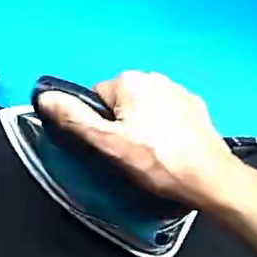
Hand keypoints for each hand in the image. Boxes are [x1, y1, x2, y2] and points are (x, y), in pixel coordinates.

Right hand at [36, 71, 246, 207]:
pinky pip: (166, 114)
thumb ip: (74, 118)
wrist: (211, 179)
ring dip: (143, 127)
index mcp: (130, 80)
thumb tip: (45, 97)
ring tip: (153, 155)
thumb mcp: (108, 144)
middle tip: (131, 153)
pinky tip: (171, 150)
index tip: (112, 146)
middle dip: (120, 125)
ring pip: (143, 109)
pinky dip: (164, 129)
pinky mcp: (195, 107)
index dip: (99, 125)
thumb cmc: (157, 162)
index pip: (96, 99)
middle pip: (119, 103)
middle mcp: (155, 77)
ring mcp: (178, 91)